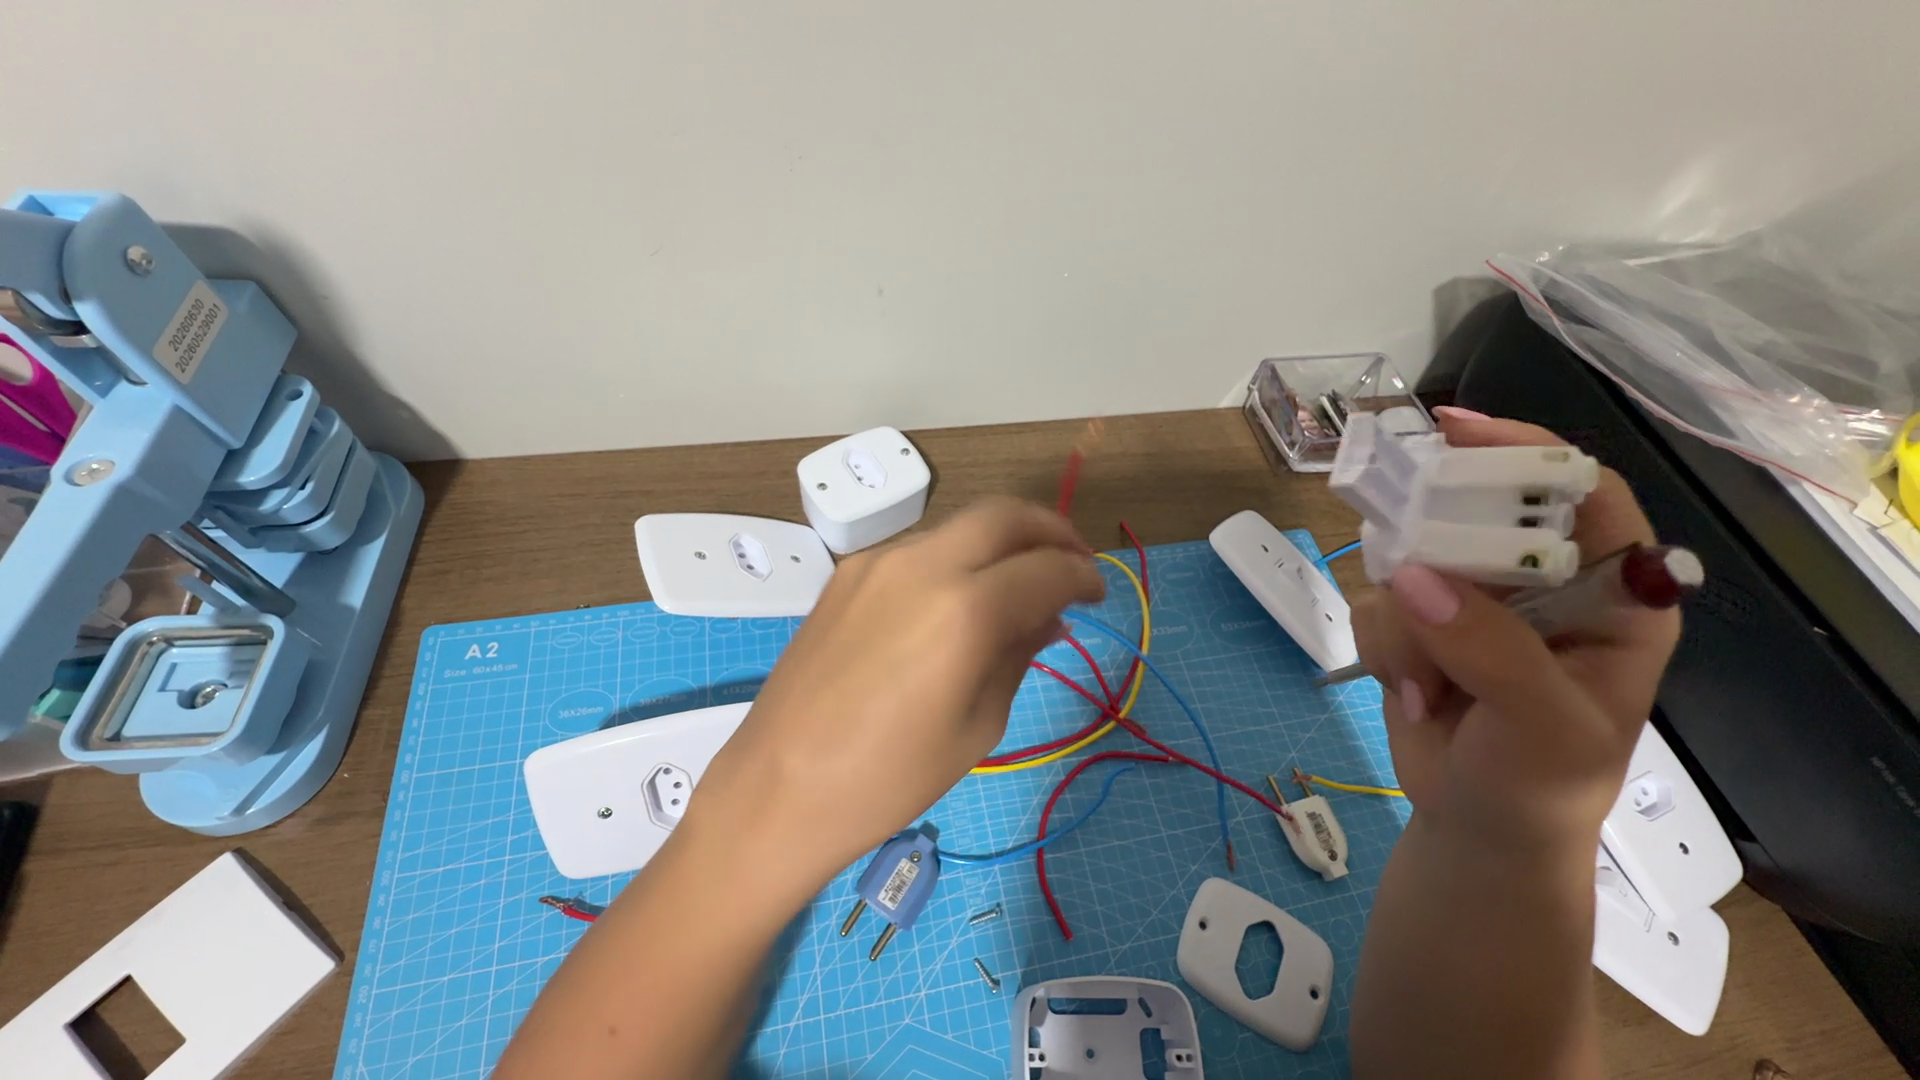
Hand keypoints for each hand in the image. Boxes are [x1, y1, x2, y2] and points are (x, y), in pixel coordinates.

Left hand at [680, 497, 1105, 885]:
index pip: (1047, 568)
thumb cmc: (889, 778)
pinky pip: (920, 550)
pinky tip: (964, 598)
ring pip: (960, 526)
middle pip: (1005, 514)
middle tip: (1073, 563)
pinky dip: (959, 558)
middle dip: (1051, 530)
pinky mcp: (847, 574)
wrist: (779, 786)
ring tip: (1022, 583)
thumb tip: (1046, 617)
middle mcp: (922, 565)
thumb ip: (1017, 654)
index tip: (1098, 594)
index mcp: (965, 609)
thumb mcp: (977, 725)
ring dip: (1002, 541)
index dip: (1083, 575)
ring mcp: (877, 562)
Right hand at [1352, 410, 1681, 851]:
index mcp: (1610, 596)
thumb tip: (1411, 575)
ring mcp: (1471, 605)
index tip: (1453, 432)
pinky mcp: (1418, 626)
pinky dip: (1380, 644)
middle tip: (1404, 567)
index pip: (1581, 497)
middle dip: (1431, 545)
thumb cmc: (1539, 786)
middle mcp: (1539, 587)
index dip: (1525, 453)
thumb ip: (1490, 649)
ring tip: (1428, 685)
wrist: (1476, 831)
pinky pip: (1375, 601)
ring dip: (1404, 626)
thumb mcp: (1542, 726)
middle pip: (1474, 516)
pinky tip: (1410, 690)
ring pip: (1408, 566)